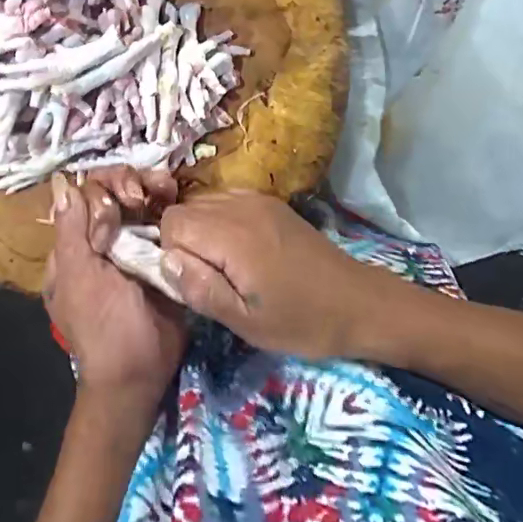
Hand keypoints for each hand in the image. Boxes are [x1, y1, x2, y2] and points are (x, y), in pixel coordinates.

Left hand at [43, 175, 186, 410]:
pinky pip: (163, 218)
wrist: (141, 369)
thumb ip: (71, 230)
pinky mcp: (163, 253)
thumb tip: (61, 183)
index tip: (115, 212)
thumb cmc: (102, 325)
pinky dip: (168, 203)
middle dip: (126, 184)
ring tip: (165, 189)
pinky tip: (175, 194)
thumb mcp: (79, 277)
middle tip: (140, 200)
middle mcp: (102, 240)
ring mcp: (134, 245)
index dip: (101, 193)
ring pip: (139, 199)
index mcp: (74, 246)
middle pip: (113, 192)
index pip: (84, 196)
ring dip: (150, 187)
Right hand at [158, 192, 406, 357]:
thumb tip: (164, 260)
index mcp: (232, 234)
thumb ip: (200, 288)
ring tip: (224, 266)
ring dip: (202, 231)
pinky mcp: (270, 202)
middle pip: (184, 209)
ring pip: (203, 202)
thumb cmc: (301, 321)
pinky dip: (221, 221)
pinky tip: (240, 250)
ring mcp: (257, 200)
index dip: (170, 252)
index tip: (193, 281)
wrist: (358, 302)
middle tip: (208, 278)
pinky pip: (226, 200)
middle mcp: (241, 205)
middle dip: (183, 241)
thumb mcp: (245, 321)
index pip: (171, 222)